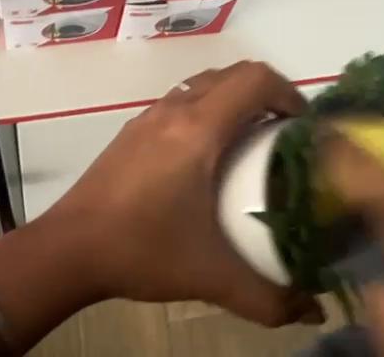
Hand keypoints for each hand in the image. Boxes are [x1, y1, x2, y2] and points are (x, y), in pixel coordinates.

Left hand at [0, 60, 317, 334]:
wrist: (70, 248)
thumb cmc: (143, 250)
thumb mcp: (211, 277)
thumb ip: (269, 298)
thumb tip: (313, 308)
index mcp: (199, 129)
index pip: (256, 80)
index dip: (289, 92)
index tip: (305, 127)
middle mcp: (176, 108)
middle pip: (234, 75)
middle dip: (268, 95)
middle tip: (286, 135)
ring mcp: (151, 114)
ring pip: (206, 84)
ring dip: (236, 100)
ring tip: (253, 143)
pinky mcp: (135, 128)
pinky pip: (184, 99)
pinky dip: (209, 110)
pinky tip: (209, 158)